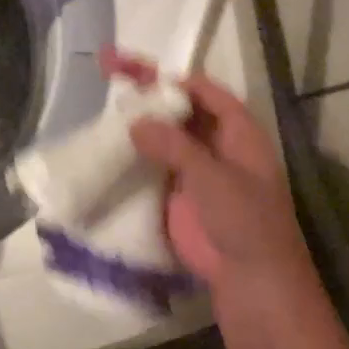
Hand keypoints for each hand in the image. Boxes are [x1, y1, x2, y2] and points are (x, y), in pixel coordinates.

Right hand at [101, 48, 313, 290]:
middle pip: (177, 108)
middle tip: (107, 66)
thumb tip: (135, 122)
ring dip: (132, 120)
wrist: (251, 282)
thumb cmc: (246, 224)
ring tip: (97, 103)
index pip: (204, 92)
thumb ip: (175, 146)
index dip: (173, 76)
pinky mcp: (172, 195)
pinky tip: (101, 145)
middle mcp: (214, 147)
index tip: (137, 67)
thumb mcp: (214, 178)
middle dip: (145, 89)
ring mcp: (192, 171)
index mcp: (238, 135)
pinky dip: (125, 153)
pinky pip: (146, 165)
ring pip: (159, 135)